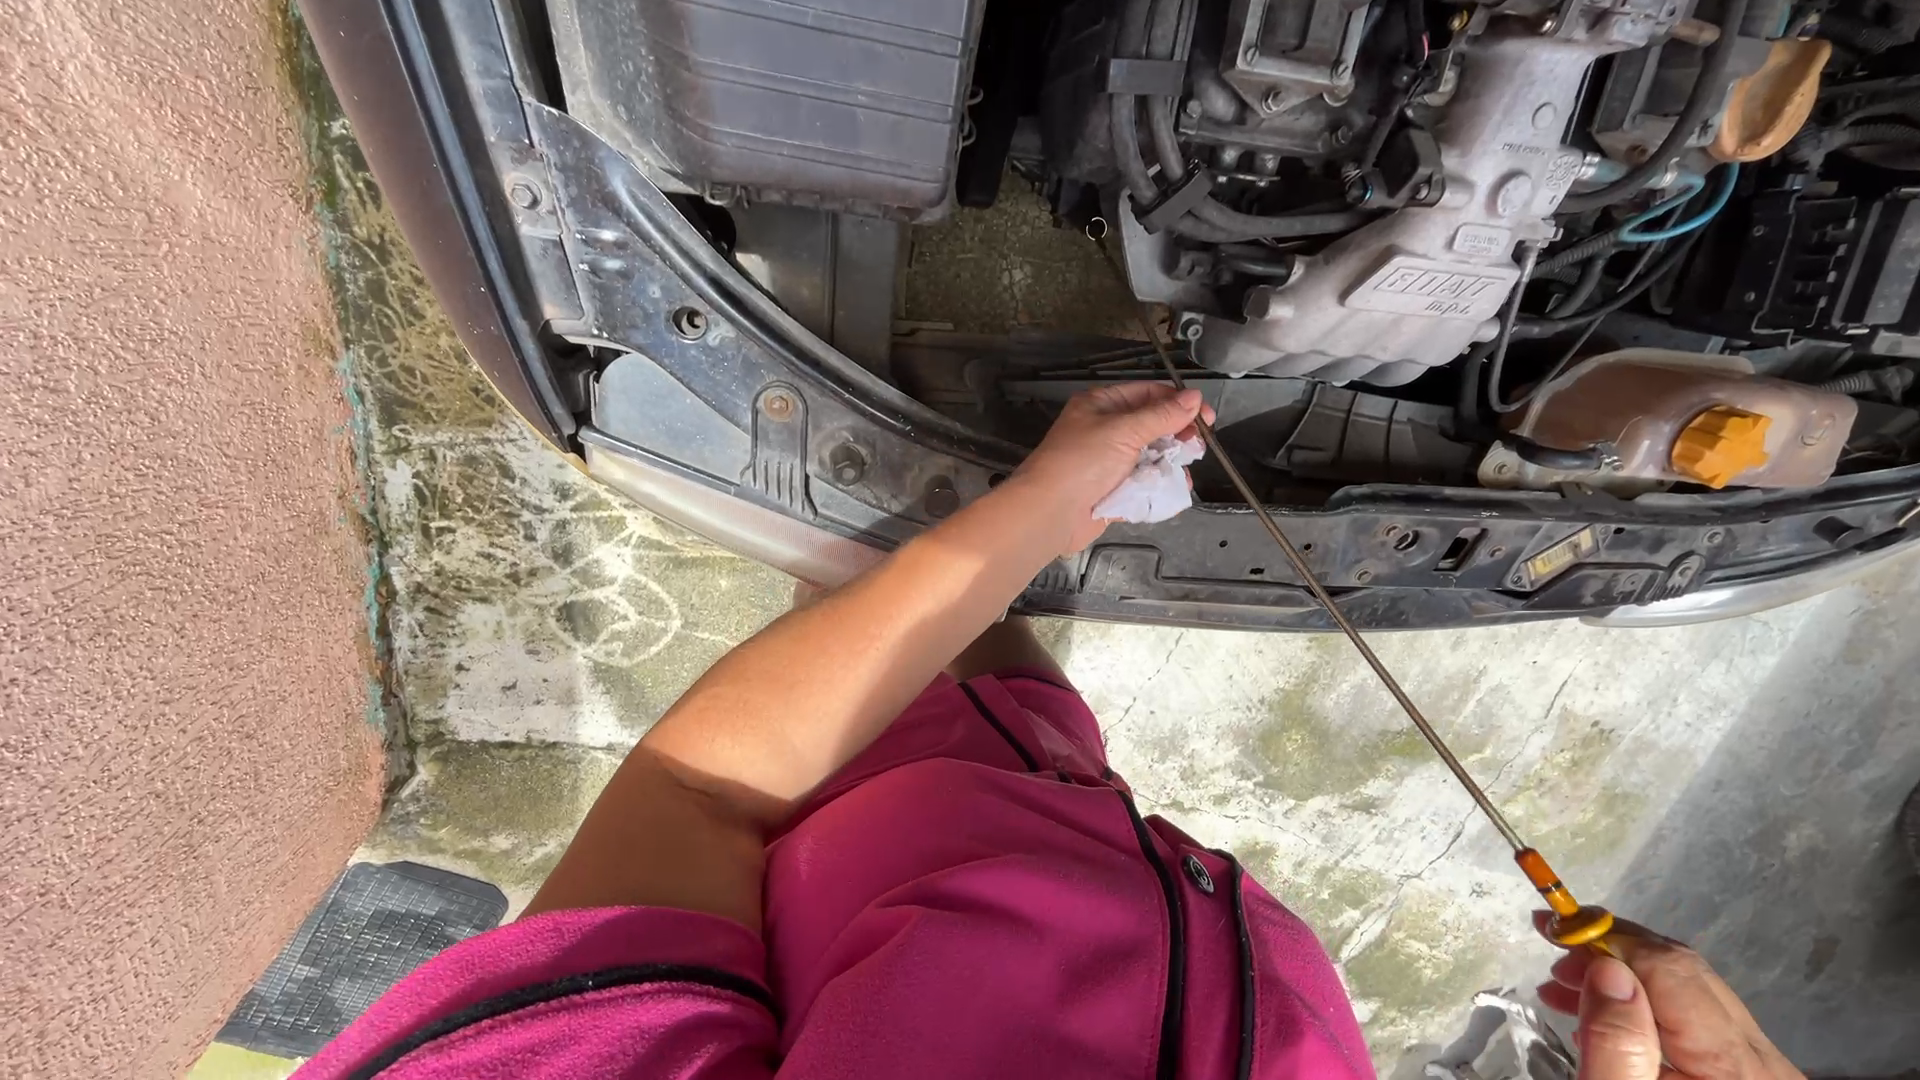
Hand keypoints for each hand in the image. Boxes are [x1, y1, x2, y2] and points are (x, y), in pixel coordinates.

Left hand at [1007, 382, 1212, 552]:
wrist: (1050, 513)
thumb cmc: (1080, 463)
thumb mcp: (1123, 430)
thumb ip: (1161, 416)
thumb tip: (1193, 398)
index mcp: (1101, 405)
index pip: (1147, 394)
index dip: (1178, 402)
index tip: (1206, 416)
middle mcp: (1104, 429)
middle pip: (1152, 426)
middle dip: (1177, 435)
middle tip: (1197, 446)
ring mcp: (1108, 461)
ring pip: (1150, 456)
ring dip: (1170, 463)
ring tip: (1183, 471)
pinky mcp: (1112, 490)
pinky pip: (1143, 484)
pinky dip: (1159, 486)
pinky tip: (1174, 489)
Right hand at [1534, 916, 1803, 1079]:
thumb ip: (1615, 1039)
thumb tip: (1604, 966)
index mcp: (1737, 1069)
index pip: (1672, 969)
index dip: (1608, 938)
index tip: (1549, 928)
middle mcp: (1766, 1064)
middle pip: (1685, 971)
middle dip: (1609, 950)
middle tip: (1549, 951)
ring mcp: (1763, 1071)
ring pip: (1688, 987)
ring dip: (1618, 972)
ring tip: (1562, 985)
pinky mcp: (1748, 1076)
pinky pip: (1694, 1014)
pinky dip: (1639, 998)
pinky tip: (1600, 1012)